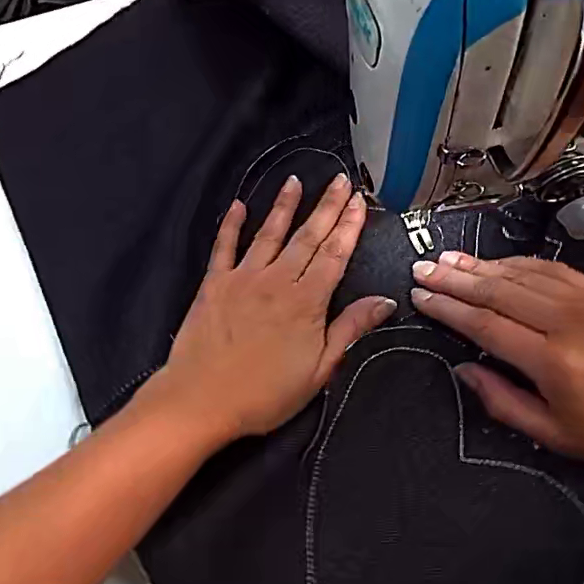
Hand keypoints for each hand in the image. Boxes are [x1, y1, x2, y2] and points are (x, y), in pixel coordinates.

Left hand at [141, 173, 395, 443]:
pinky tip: (239, 206)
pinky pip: (224, 247)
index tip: (358, 202)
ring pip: (270, 233)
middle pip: (308, 236)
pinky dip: (231, 225)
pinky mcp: (214, 284)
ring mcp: (244, 279)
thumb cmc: (264, 394)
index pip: (335, 254)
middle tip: (340, 181)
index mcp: (306, 301)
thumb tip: (384, 302)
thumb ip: (351, 329)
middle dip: (327, 206)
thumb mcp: (319, 369)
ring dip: (285, 205)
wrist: (200, 402)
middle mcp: (277, 281)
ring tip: (296, 182)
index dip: (349, 225)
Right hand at [410, 253, 583, 486]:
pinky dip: (523, 265)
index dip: (449, 309)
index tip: (423, 297)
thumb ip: (507, 402)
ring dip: (485, 265)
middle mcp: (571, 321)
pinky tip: (504, 263)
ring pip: (525, 273)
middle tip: (426, 268)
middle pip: (499, 290)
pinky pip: (556, 271)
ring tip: (453, 260)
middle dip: (456, 278)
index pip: (485, 324)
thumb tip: (468, 373)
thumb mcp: (564, 438)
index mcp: (555, 362)